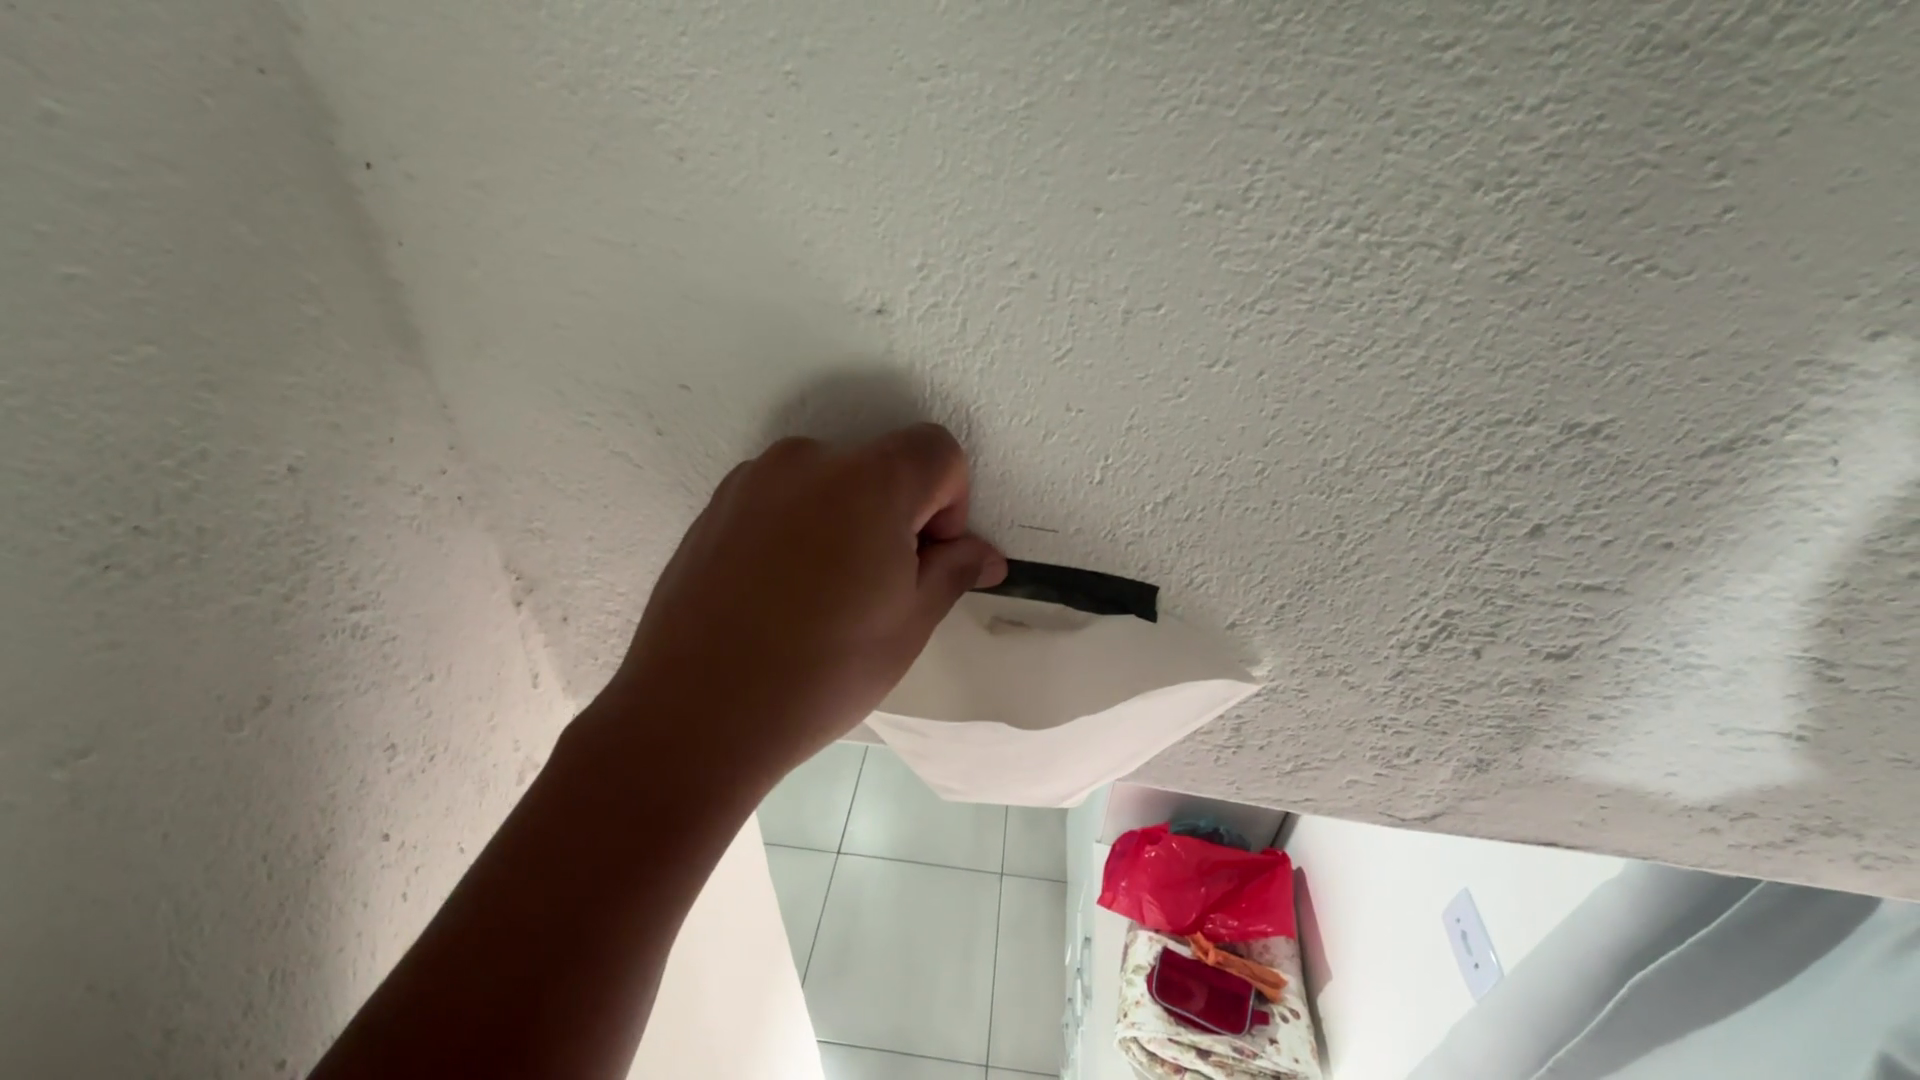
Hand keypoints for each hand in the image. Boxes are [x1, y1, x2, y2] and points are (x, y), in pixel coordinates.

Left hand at [602, 423, 1006, 777]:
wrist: (696, 712)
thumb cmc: (821, 672)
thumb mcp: (908, 627)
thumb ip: (953, 571)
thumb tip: (982, 553)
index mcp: (869, 480)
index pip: (939, 451)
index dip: (951, 503)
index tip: (927, 560)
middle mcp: (807, 460)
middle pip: (882, 465)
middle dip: (897, 515)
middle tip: (879, 588)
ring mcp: (752, 480)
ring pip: (829, 483)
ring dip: (846, 521)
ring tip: (822, 598)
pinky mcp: (715, 507)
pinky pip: (781, 500)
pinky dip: (799, 529)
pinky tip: (779, 596)